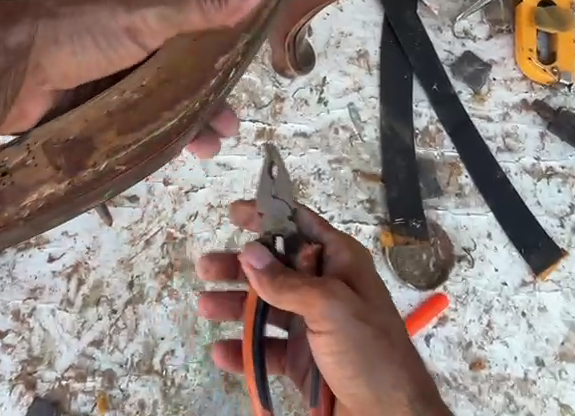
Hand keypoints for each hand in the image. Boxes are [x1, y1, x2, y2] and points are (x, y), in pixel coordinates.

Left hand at [0, 0, 269, 152]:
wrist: (6, 67)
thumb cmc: (81, 32)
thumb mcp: (149, 18)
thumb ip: (205, 6)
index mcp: (142, 12)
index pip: (192, 43)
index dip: (216, 73)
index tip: (234, 103)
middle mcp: (124, 42)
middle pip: (172, 80)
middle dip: (199, 109)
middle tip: (219, 137)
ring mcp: (101, 76)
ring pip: (148, 108)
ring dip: (174, 130)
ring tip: (197, 153)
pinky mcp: (81, 108)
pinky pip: (118, 129)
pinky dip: (136, 147)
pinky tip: (151, 169)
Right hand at [197, 201, 449, 415]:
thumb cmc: (370, 351)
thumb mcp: (331, 307)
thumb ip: (287, 282)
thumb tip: (248, 251)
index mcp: (339, 262)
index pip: (300, 225)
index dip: (268, 215)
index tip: (233, 212)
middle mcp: (324, 287)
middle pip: (274, 266)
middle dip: (239, 265)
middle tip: (204, 267)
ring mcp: (312, 326)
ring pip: (266, 306)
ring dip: (234, 305)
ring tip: (204, 307)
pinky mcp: (303, 361)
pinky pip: (268, 349)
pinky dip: (244, 349)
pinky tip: (222, 352)